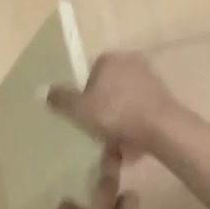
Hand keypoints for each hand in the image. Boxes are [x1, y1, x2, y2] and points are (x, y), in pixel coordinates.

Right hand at [46, 52, 185, 153]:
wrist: (161, 127)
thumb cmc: (115, 114)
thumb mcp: (80, 110)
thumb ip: (61, 100)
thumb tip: (44, 90)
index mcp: (110, 59)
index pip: (90, 76)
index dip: (85, 100)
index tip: (85, 119)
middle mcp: (132, 63)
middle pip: (109, 92)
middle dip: (104, 114)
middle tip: (100, 135)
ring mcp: (151, 80)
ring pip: (126, 105)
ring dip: (120, 125)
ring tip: (117, 148)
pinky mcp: (164, 97)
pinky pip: (142, 114)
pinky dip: (136, 129)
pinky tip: (134, 149)